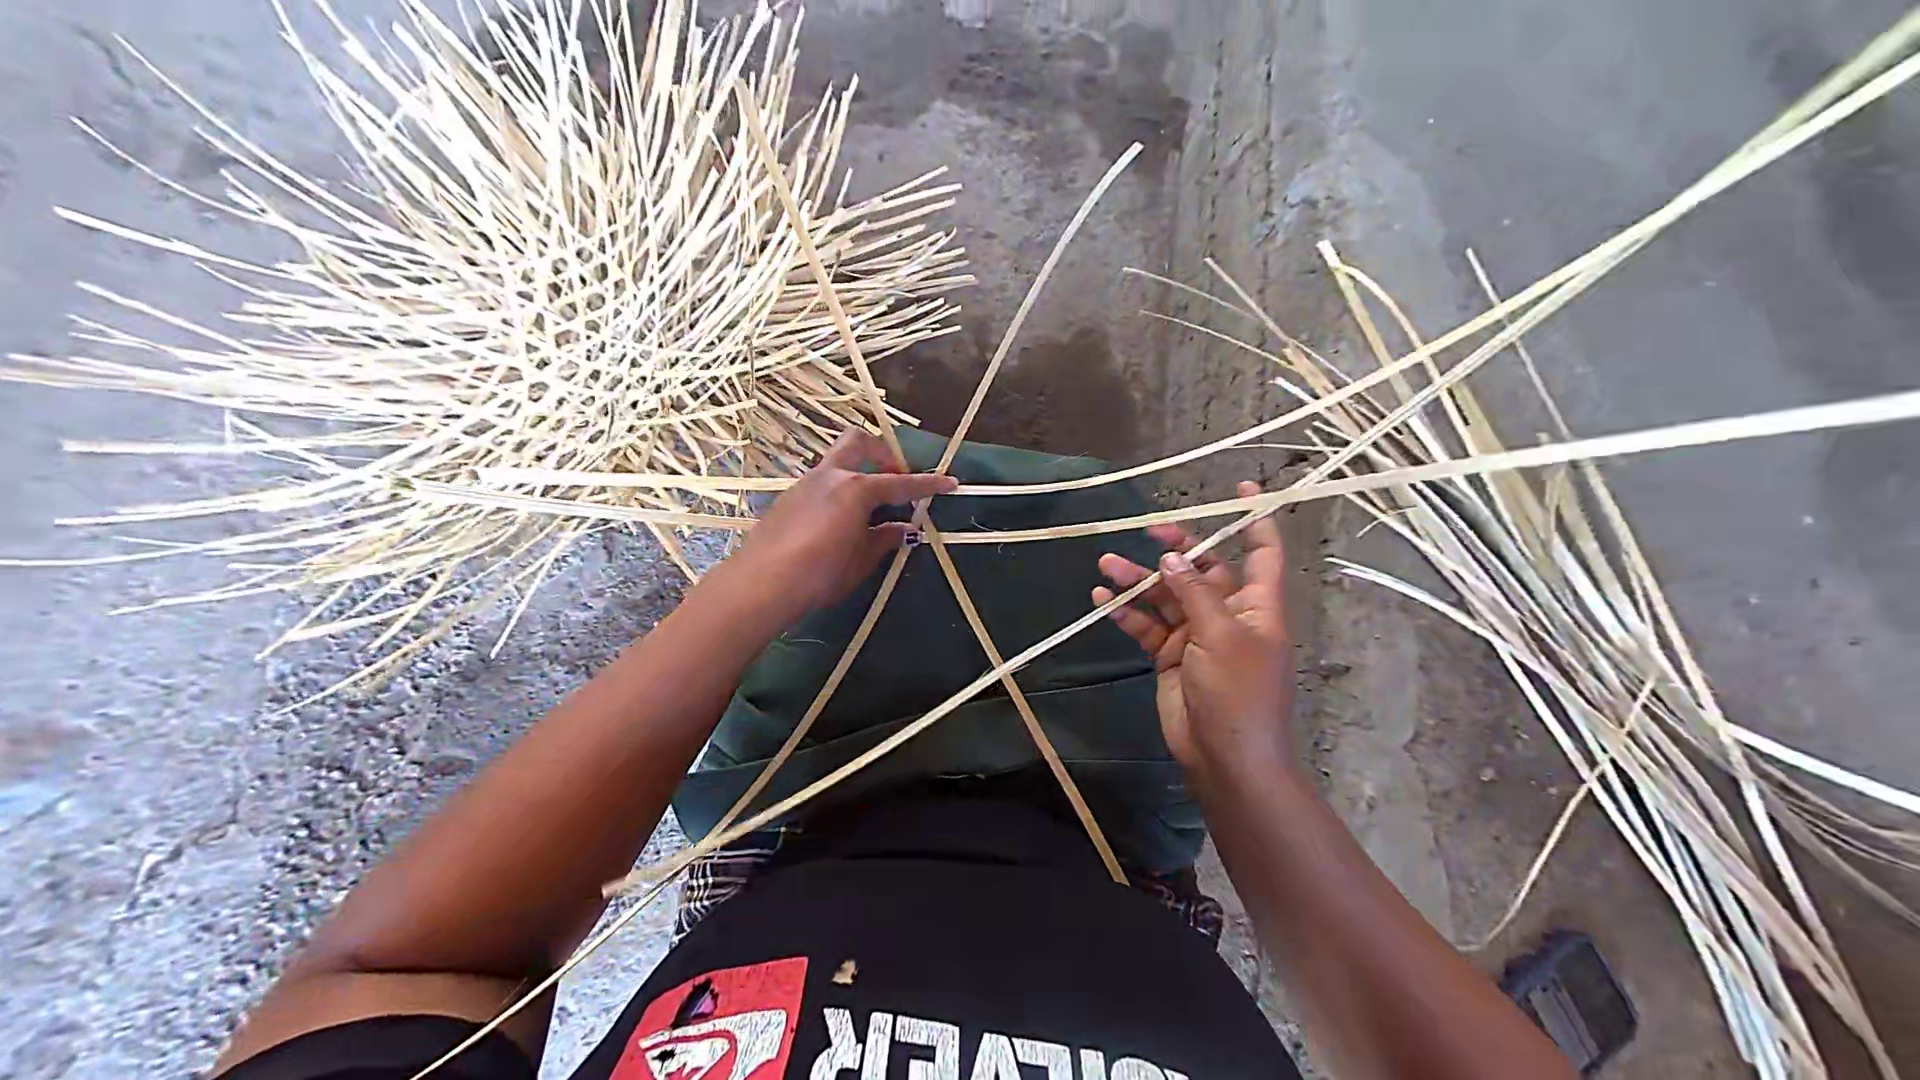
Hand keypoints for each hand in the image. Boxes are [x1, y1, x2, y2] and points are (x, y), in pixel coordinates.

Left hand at [730, 430, 955, 619]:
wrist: (762, 584)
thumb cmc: (820, 573)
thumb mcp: (862, 560)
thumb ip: (886, 539)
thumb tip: (905, 528)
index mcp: (855, 489)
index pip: (901, 484)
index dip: (928, 485)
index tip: (950, 483)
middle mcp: (830, 476)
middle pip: (859, 442)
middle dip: (882, 454)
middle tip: (895, 480)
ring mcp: (805, 484)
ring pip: (836, 463)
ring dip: (858, 474)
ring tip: (869, 509)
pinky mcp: (788, 499)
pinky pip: (822, 484)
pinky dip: (839, 492)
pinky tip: (840, 522)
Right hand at [1092, 482, 1294, 781]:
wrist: (1225, 757)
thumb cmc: (1238, 693)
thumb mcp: (1222, 636)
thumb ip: (1195, 593)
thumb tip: (1172, 557)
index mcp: (1256, 605)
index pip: (1261, 552)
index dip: (1256, 520)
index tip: (1243, 489)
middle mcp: (1226, 613)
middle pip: (1200, 569)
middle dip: (1175, 548)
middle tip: (1146, 530)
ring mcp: (1196, 634)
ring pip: (1164, 596)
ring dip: (1138, 580)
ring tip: (1106, 565)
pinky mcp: (1169, 655)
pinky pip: (1146, 625)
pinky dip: (1126, 613)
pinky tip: (1103, 601)